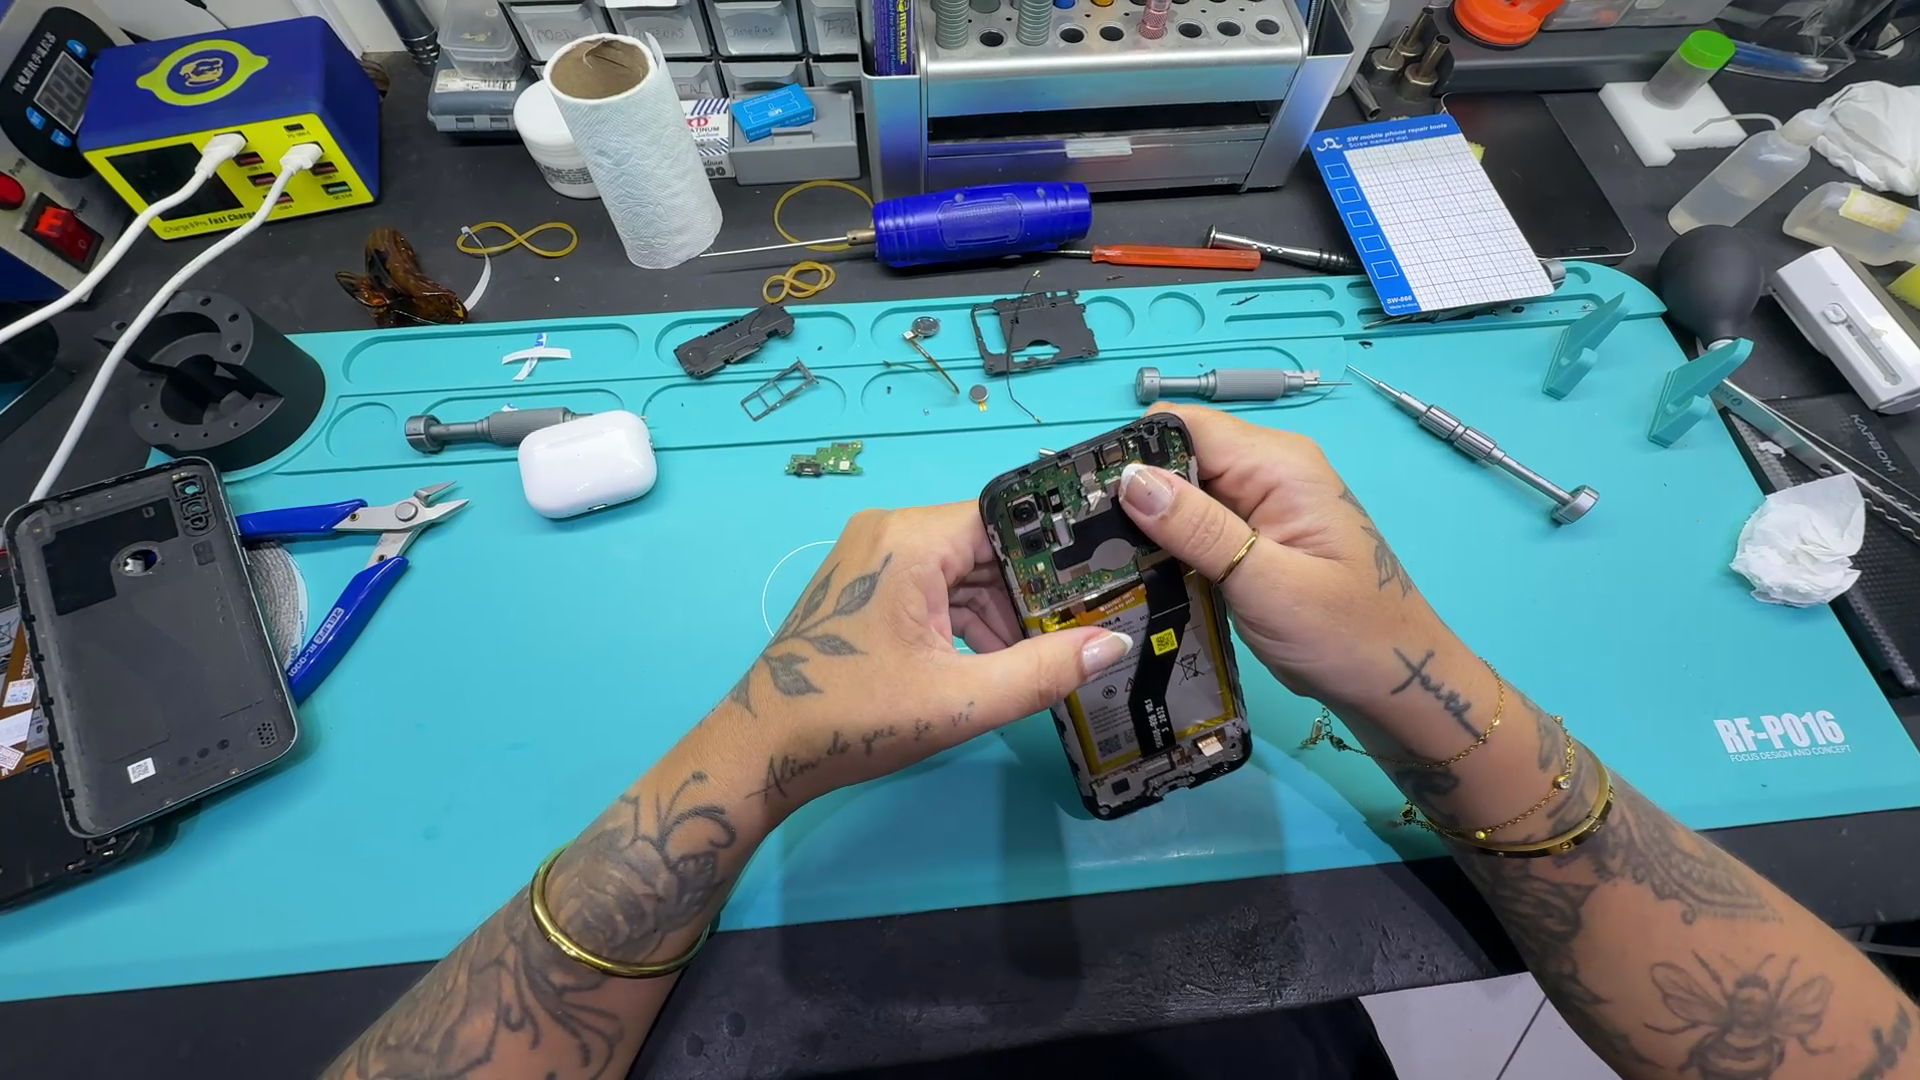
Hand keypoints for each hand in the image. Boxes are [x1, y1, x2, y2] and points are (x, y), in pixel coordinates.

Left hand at [717, 502, 1130, 811]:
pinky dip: (964, 622)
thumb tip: (1114, 644)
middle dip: (1028, 596)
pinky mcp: (867, 583)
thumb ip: (1043, 671)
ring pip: (962, 572)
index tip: (1099, 586)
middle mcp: (890, 531)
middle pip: (985, 548)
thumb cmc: (856, 718)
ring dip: (998, 616)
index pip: (1006, 522)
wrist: (762, 749)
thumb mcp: (960, 700)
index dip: (1056, 554)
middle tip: (1076, 634)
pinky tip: (986, 663)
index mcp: (910, 540)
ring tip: (1029, 663)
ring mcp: (873, 556)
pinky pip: (934, 588)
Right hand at [1117, 405, 1454, 711]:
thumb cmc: (1344, 633)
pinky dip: (1164, 541)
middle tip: (1084, 534)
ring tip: (1099, 553)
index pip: (1186, 426)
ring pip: (1181, 492)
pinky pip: (1193, 523)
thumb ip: (1198, 528)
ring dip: (1143, 520)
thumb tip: (1130, 478)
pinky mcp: (1249, 535)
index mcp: (1277, 465)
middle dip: (1131, 489)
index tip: (1085, 492)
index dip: (1133, 450)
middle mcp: (1266, 471)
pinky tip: (1136, 567)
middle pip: (1178, 456)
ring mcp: (1258, 504)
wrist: (1393, 682)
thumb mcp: (1266, 581)